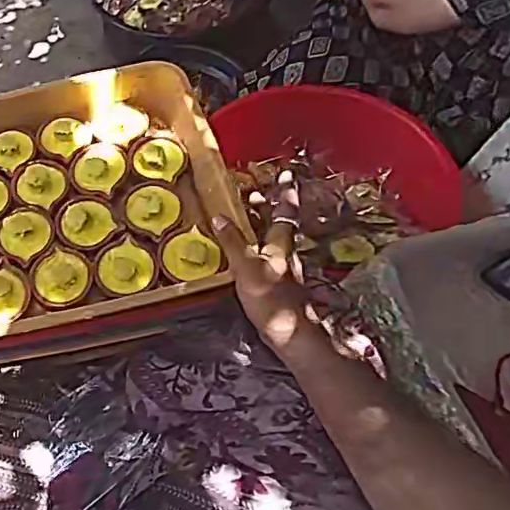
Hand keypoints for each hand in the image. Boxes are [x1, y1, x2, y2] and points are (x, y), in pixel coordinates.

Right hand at [211, 172, 323, 356]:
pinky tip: (245, 255)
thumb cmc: (271, 299)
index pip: (284, 211)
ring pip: (273, 241)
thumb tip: (219, 216)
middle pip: (279, 224)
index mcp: (280, 244)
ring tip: (244, 221)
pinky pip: (266, 257)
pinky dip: (256, 248)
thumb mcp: (246, 267)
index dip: (284, 192)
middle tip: (252, 197)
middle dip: (267, 208)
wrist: (291, 335)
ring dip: (260, 228)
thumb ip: (233, 242)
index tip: (285, 173)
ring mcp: (283, 270)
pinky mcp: (277, 286)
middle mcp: (285, 253)